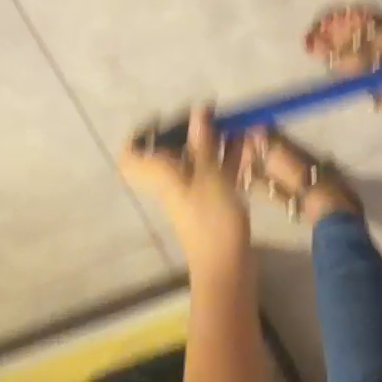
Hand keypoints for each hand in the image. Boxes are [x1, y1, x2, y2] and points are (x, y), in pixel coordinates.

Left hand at [119, 106, 250, 271]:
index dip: (141, 134)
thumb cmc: (211, 222)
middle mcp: (174, 181)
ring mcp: (195, 191)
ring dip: (217, 141)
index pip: (131, 154)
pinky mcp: (215, 201)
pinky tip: (250, 144)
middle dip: (193, 129)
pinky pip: (219, 171)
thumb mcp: (209, 178)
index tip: (164, 118)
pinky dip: (231, 157)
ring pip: (200, 158)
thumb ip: (203, 145)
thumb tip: (196, 113)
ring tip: (241, 124)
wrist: (227, 268)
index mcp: (161, 175)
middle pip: (173, 150)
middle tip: (215, 115)